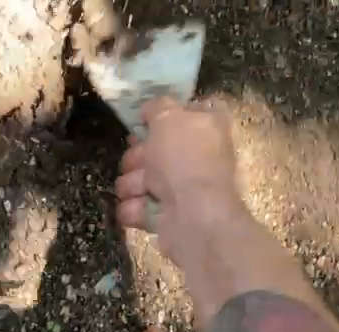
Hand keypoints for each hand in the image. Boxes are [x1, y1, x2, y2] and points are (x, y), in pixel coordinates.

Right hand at [116, 99, 242, 259]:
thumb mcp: (167, 118)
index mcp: (207, 125)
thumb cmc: (183, 159)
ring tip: (134, 189)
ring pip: (144, 181)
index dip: (161, 117)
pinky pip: (141, 208)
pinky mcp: (168, 217)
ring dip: (131, 184)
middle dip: (137, 156)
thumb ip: (156, 107)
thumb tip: (148, 109)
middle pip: (156, 150)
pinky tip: (135, 207)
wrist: (192, 215)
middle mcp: (197, 155)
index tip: (142, 123)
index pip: (185, 112)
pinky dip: (134, 209)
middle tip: (133, 161)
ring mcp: (183, 188)